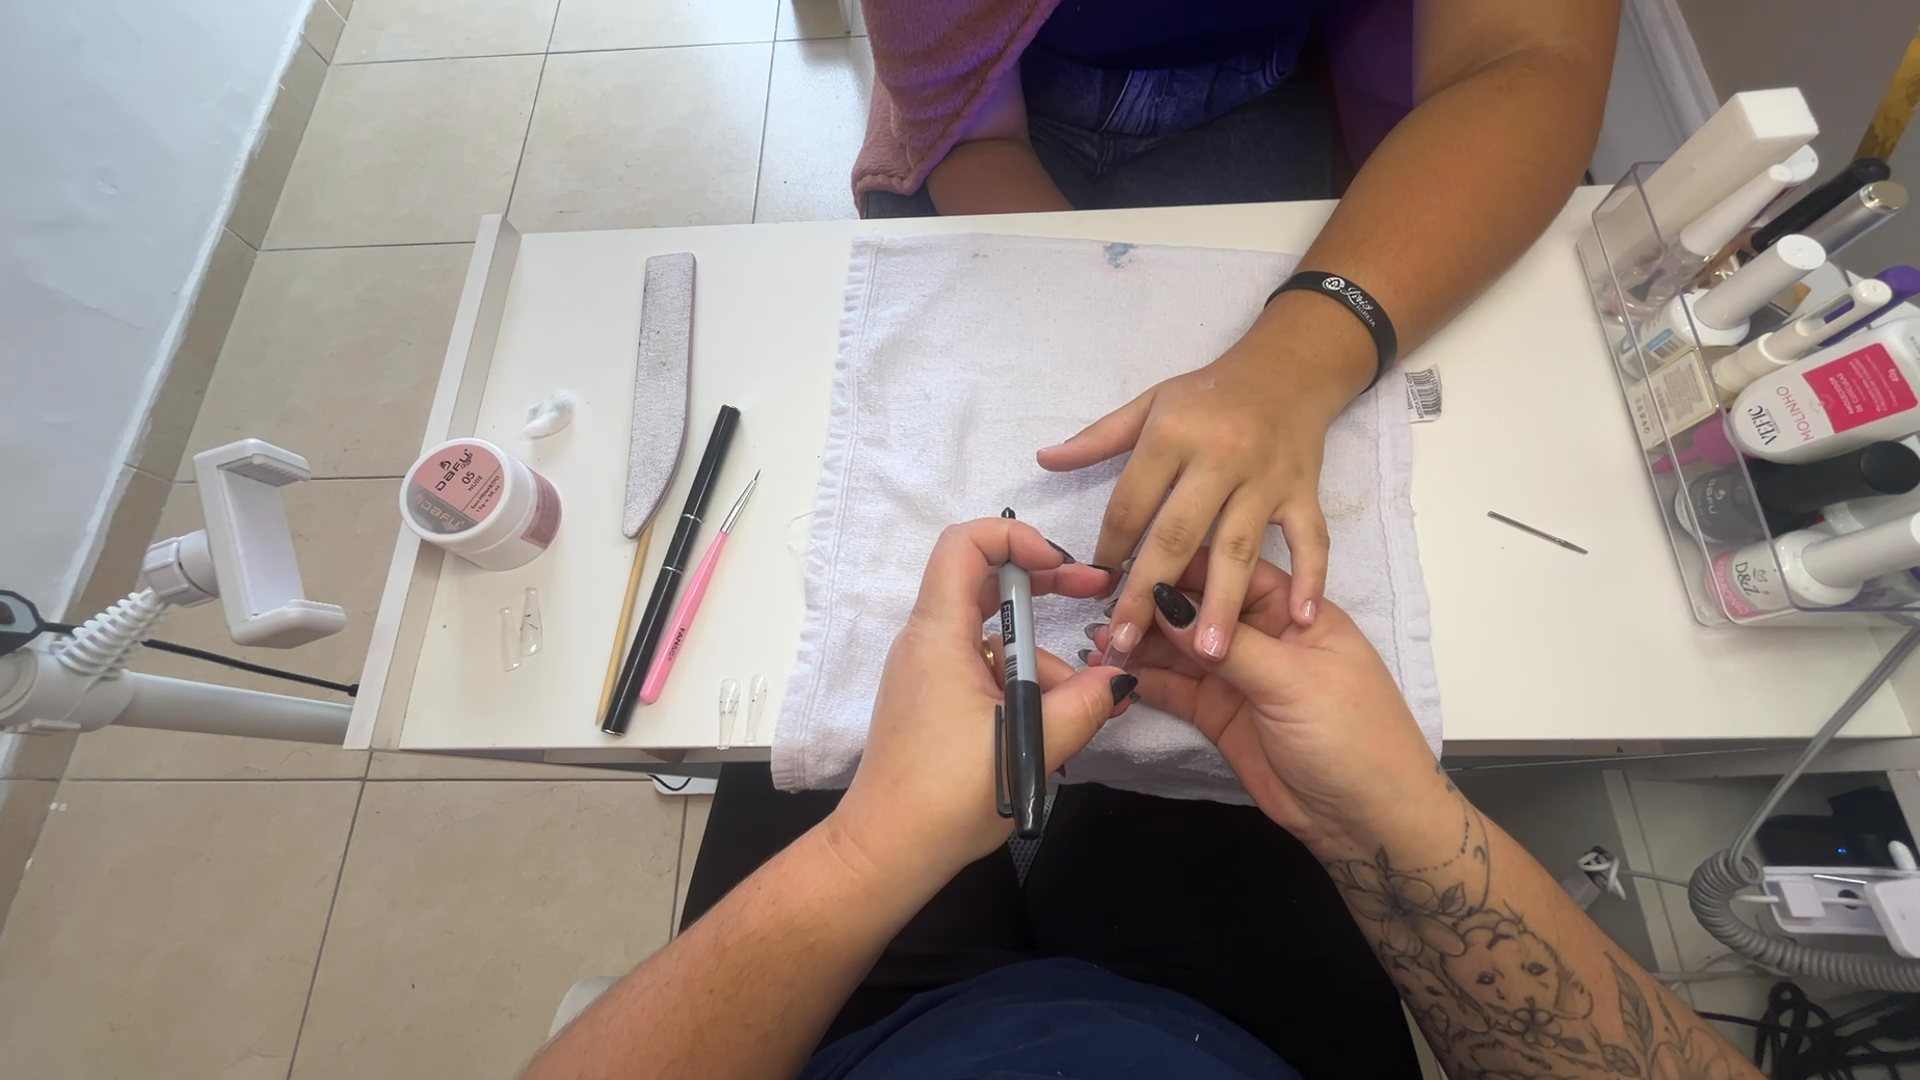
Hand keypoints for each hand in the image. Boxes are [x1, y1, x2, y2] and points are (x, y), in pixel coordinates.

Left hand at [828, 517, 1137, 884]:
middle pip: (986, 582)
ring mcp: (929, 669)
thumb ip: (1085, 704)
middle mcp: (927, 639)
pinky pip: (984, 668)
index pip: (963, 544)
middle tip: (1095, 594)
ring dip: (1041, 661)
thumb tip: (1120, 677)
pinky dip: (1020, 684)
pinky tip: (1052, 725)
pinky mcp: (936, 697)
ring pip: (994, 637)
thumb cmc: (948, 795)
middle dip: (1045, 586)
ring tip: (1083, 709)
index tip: (1059, 563)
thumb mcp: (1030, 745)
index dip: (1013, 536)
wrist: (887, 852)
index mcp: (938, 633)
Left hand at [1037, 308, 1367, 667]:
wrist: (1287, 368)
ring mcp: (1266, 477)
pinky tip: (1301, 618)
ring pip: (1239, 547)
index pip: (1131, 503)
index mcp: (1171, 436)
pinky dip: (1311, 577)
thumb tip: (1044, 459)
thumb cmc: (1207, 394)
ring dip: (1221, 602)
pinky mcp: (1305, 490)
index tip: (1094, 587)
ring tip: (1207, 655)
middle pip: (1177, 535)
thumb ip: (1097, 439)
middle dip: (1149, 593)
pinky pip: (1311, 538)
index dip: (1109, 547)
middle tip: (1127, 642)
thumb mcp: (1148, 405)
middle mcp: (1218, 457)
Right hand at [1106, 548, 1446, 855]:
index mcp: (1292, 610)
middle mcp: (1259, 634)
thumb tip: (1164, 604)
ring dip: (1141, 645)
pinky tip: (1115, 669)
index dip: (1183, 568)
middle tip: (1105, 610)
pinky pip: (1173, 686)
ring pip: (1177, 648)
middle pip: (1197, 610)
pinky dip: (1144, 678)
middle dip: (1152, 608)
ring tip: (1101, 642)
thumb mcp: (1293, 681)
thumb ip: (1228, 644)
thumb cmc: (1351, 736)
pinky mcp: (1216, 710)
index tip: (1134, 567)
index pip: (1230, 573)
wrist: (1366, 823)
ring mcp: (1235, 673)